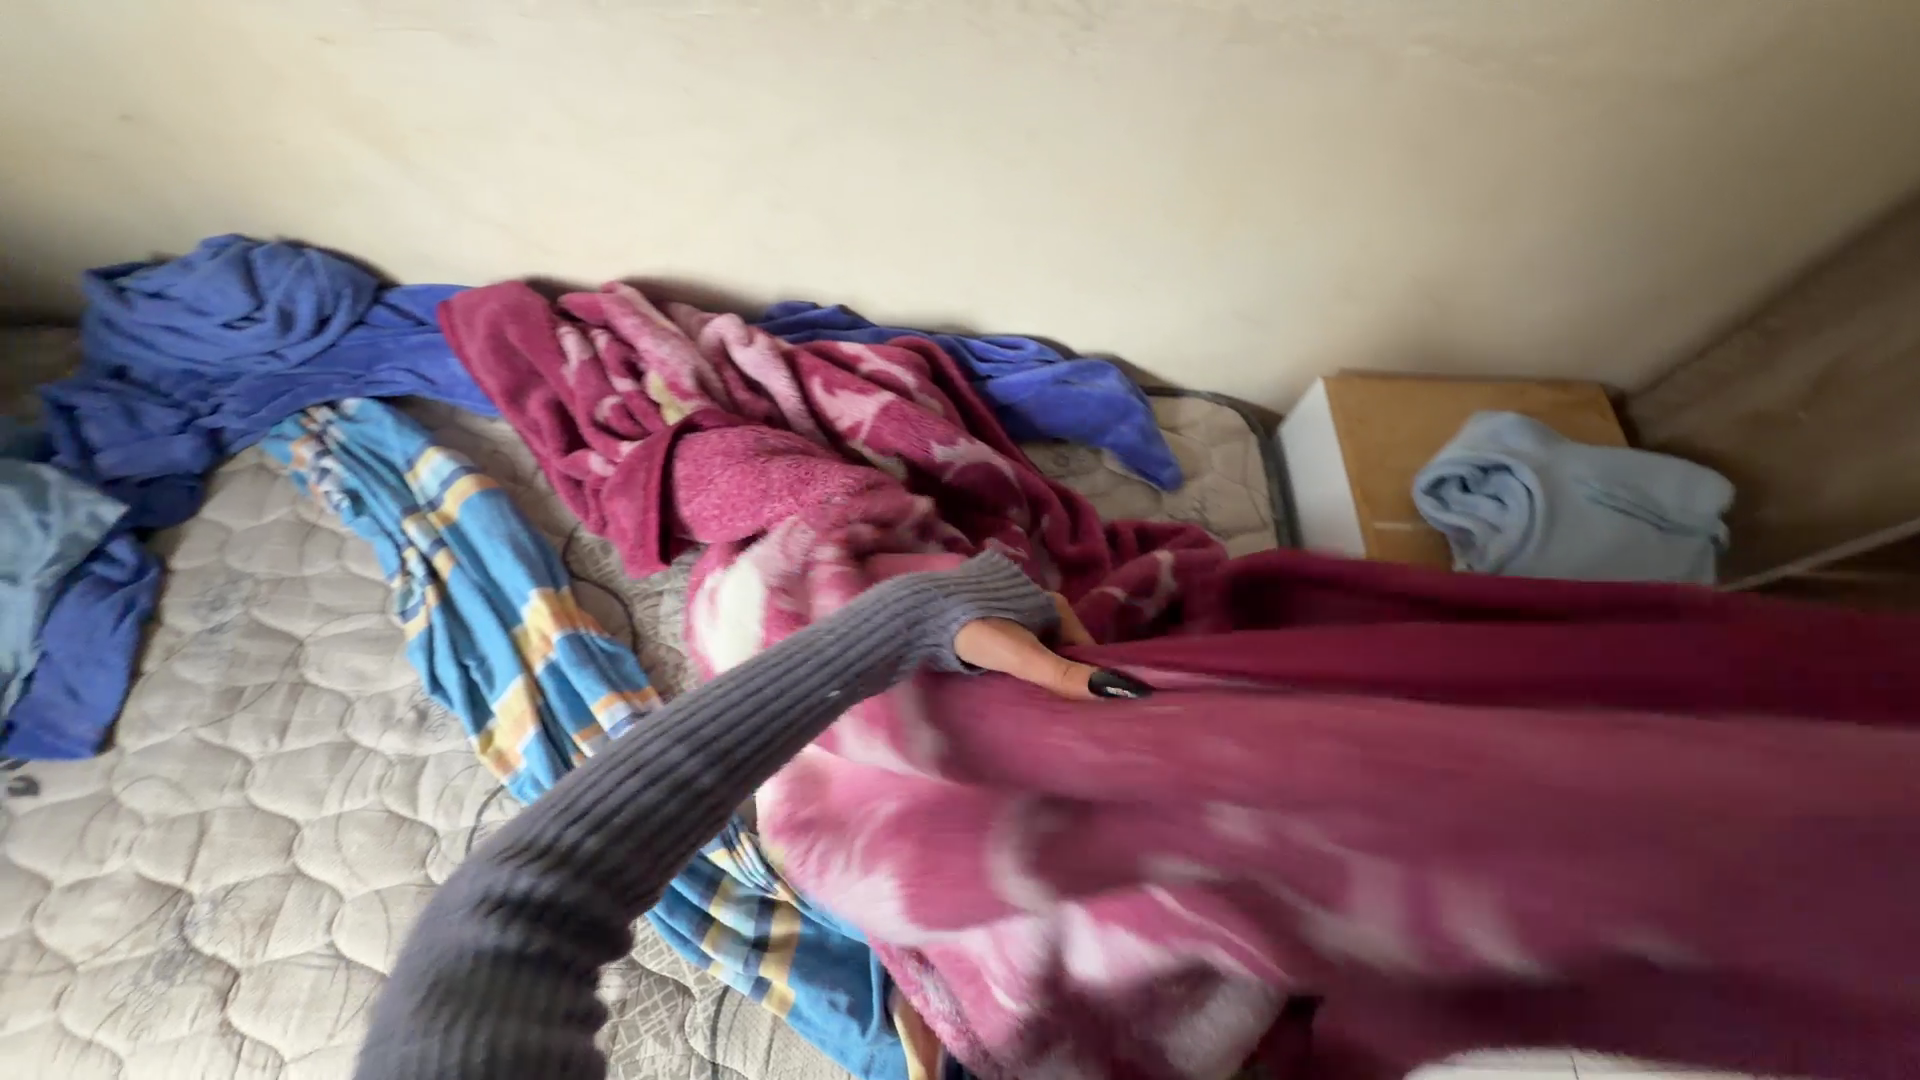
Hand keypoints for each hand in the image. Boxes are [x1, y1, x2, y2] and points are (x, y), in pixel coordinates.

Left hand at [952, 593, 1152, 700]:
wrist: (922, 613)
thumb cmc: (976, 630)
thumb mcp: (1024, 656)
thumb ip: (1066, 675)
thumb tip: (1124, 691)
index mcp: (1053, 604)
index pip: (1084, 646)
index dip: (1089, 675)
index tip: (1088, 704)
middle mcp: (1036, 602)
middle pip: (1062, 648)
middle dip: (1064, 674)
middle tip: (1062, 708)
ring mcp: (1011, 610)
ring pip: (1038, 647)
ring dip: (1039, 671)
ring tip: (1037, 700)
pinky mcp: (989, 619)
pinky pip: (1017, 646)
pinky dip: (1019, 665)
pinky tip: (1012, 683)